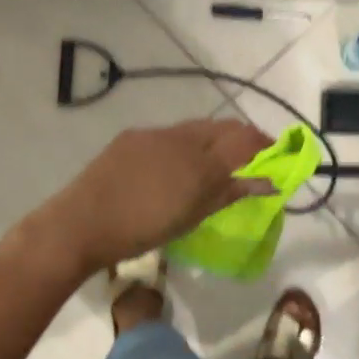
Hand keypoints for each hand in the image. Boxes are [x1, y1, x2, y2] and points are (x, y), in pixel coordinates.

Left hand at [21, 119, 276, 274]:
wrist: (79, 224)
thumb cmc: (140, 231)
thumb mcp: (191, 217)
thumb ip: (229, 193)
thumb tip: (267, 182)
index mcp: (200, 163)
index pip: (246, 142)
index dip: (267, 145)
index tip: (278, 157)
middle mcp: (182, 138)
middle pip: (225, 127)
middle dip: (244, 139)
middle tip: (252, 160)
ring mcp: (156, 134)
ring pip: (198, 128)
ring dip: (215, 140)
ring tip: (216, 163)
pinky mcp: (134, 136)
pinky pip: (171, 134)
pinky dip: (186, 144)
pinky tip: (177, 165)